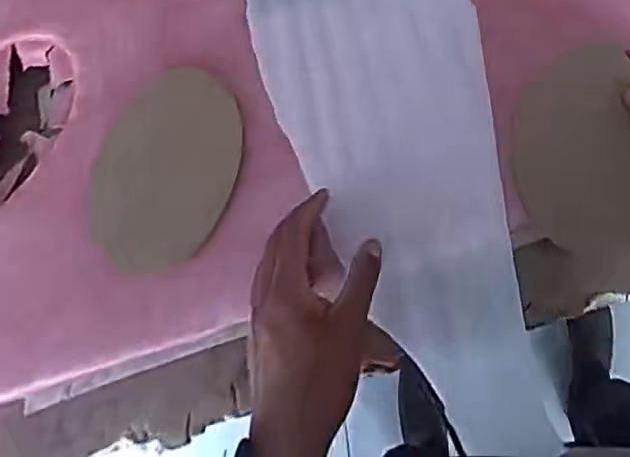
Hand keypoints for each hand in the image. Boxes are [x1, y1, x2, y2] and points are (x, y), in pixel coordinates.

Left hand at [248, 189, 381, 456]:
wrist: (288, 436)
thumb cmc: (321, 378)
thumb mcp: (351, 326)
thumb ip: (361, 279)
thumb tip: (370, 243)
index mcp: (283, 294)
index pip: (290, 238)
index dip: (307, 212)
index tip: (325, 196)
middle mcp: (264, 302)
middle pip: (273, 249)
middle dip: (295, 224)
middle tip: (322, 210)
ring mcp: (259, 320)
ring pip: (269, 268)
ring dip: (290, 245)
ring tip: (319, 238)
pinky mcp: (262, 336)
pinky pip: (270, 285)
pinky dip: (288, 266)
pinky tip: (309, 278)